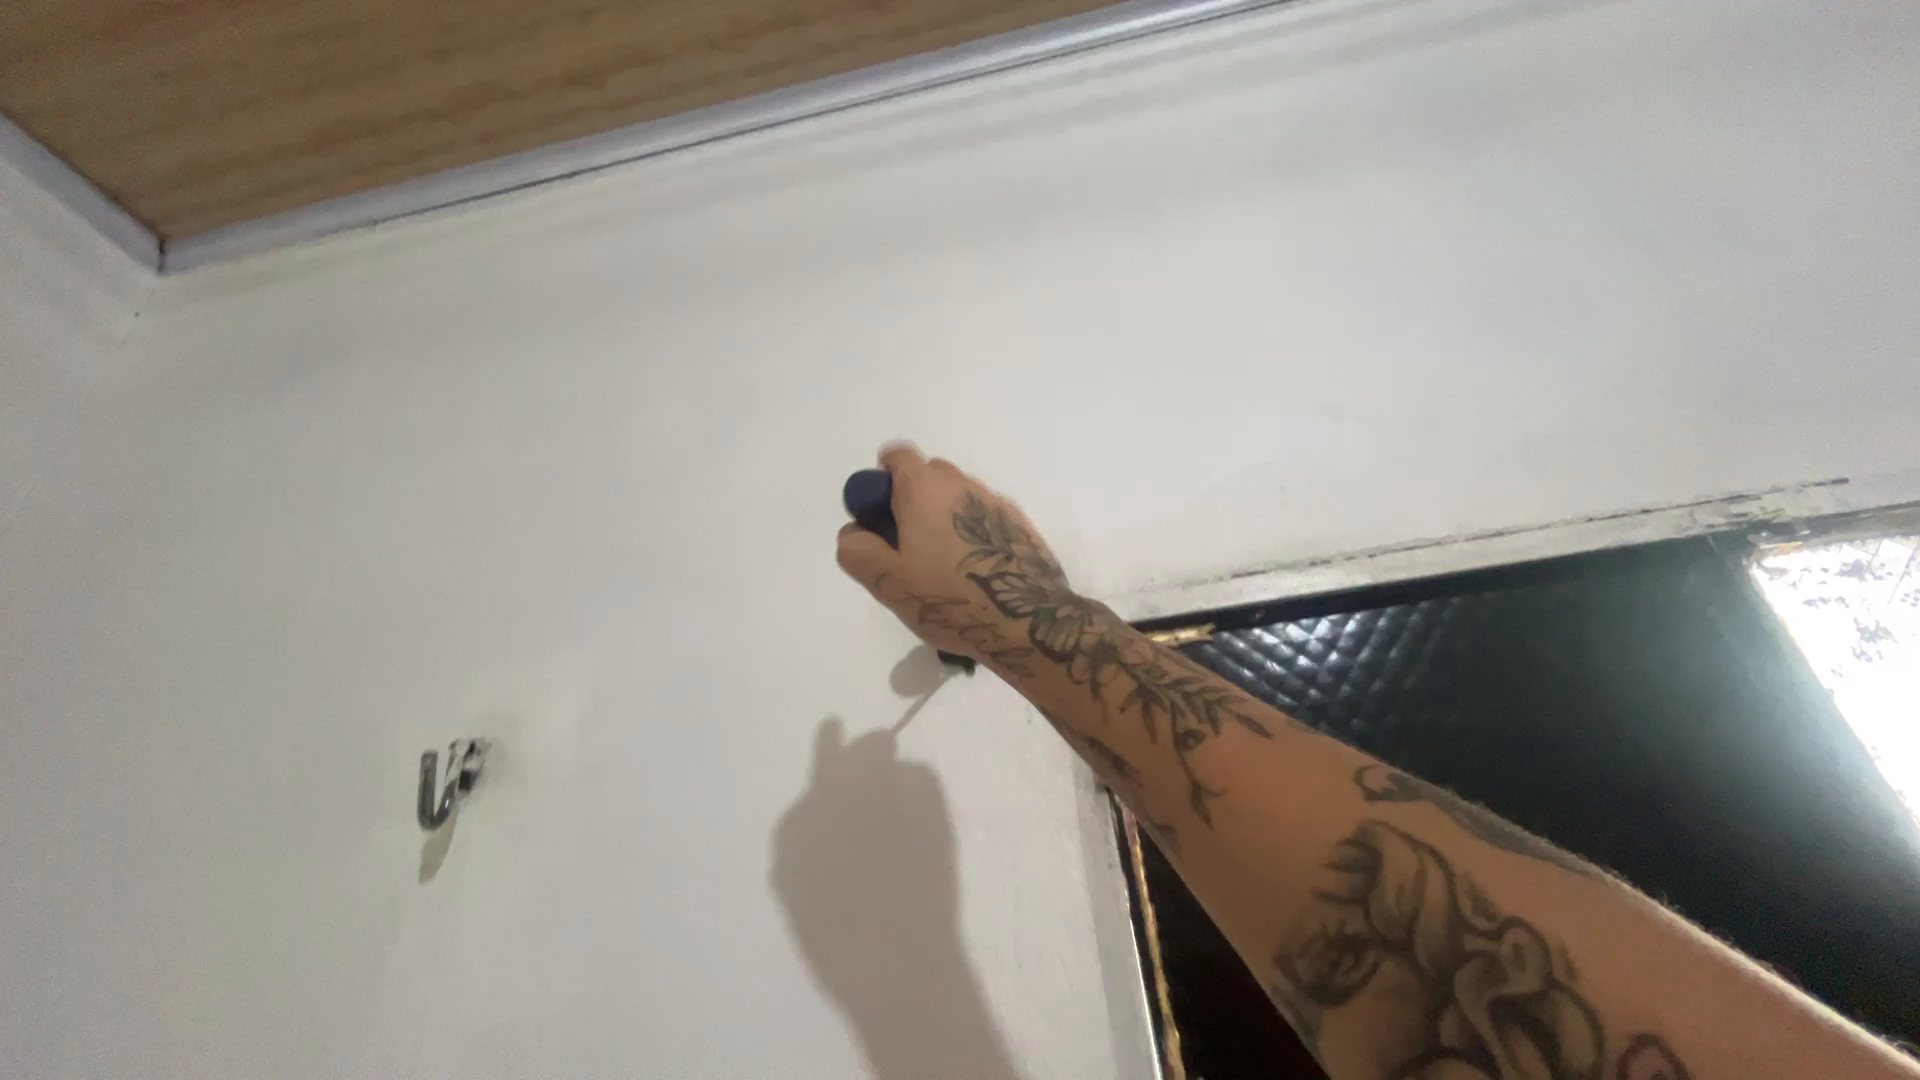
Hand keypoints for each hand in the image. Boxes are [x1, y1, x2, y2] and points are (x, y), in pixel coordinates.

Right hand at [836, 443, 1069, 674]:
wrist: (1028, 622)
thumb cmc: (950, 598)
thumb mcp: (889, 582)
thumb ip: (859, 551)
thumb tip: (853, 532)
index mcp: (925, 488)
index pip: (897, 457)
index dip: (881, 481)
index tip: (878, 518)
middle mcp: (962, 484)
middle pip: (927, 476)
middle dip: (910, 502)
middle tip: (905, 548)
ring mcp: (996, 503)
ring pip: (957, 499)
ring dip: (942, 519)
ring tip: (940, 568)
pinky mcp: (1020, 526)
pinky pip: (983, 518)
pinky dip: (972, 534)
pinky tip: (972, 574)